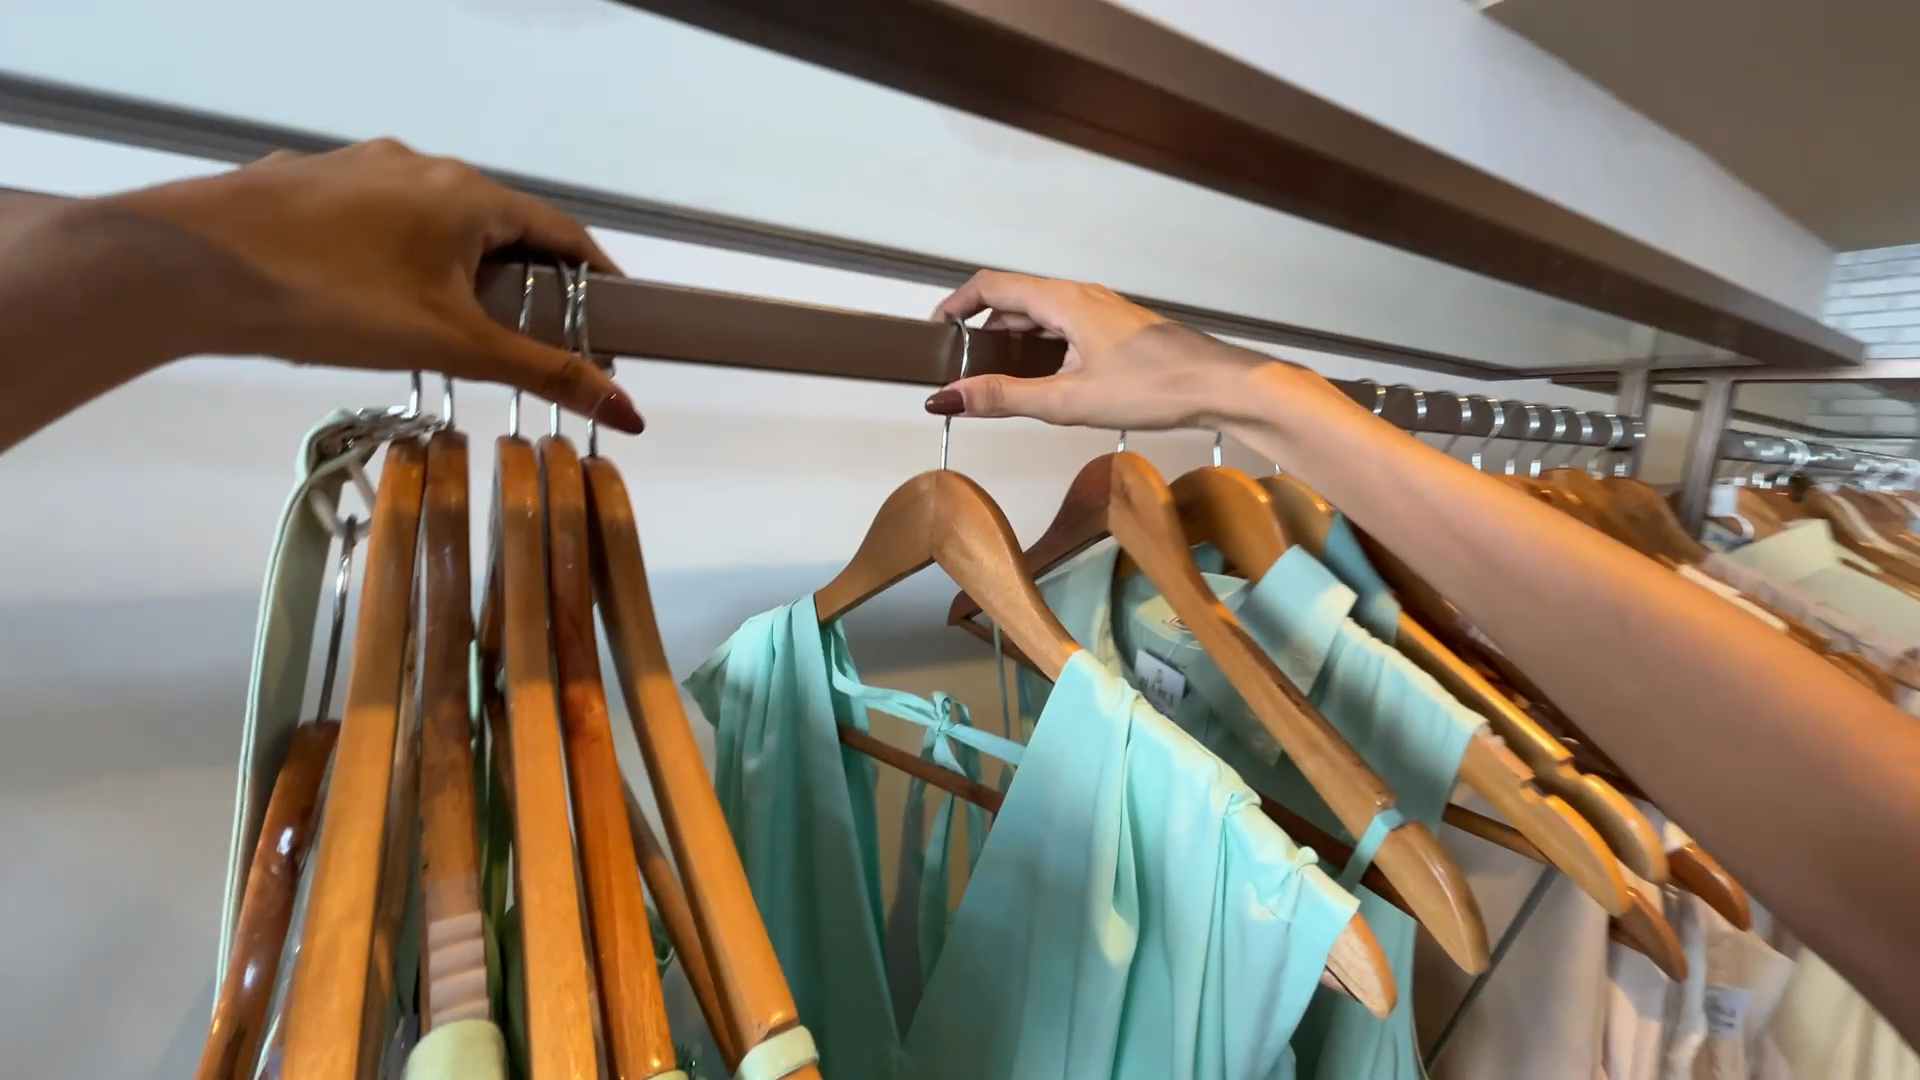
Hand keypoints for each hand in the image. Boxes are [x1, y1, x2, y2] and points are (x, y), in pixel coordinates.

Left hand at [102, 139, 642, 430]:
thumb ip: (550, 375)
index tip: (618, 315)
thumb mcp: (458, 347)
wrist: (171, 268)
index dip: (599, 274)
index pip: (564, 231)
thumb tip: (633, 415)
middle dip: (537, 277)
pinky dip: (416, 254)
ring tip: (469, 320)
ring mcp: (360, 167)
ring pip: (445, 219)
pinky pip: (389, 217)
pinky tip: (391, 293)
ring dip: (474, 265)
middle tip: (545, 331)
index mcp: (469, 195)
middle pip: (506, 224)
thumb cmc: (337, 302)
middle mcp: (422, 166)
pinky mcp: (309, 180)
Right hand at [924, 270, 1267, 431]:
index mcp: (1062, 300)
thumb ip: (1004, 397)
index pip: (991, 285)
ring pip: (1041, 316)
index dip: (956, 303)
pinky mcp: (1116, 330)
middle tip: (961, 367)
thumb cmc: (1152, 388)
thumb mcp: (1067, 400)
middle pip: (1014, 301)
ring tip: (996, 380)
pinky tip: (1044, 381)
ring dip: (1012, 342)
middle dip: (981, 330)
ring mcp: (1100, 311)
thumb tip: (948, 398)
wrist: (1219, 386)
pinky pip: (1064, 329)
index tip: (934, 330)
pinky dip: (1041, 348)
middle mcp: (1079, 295)